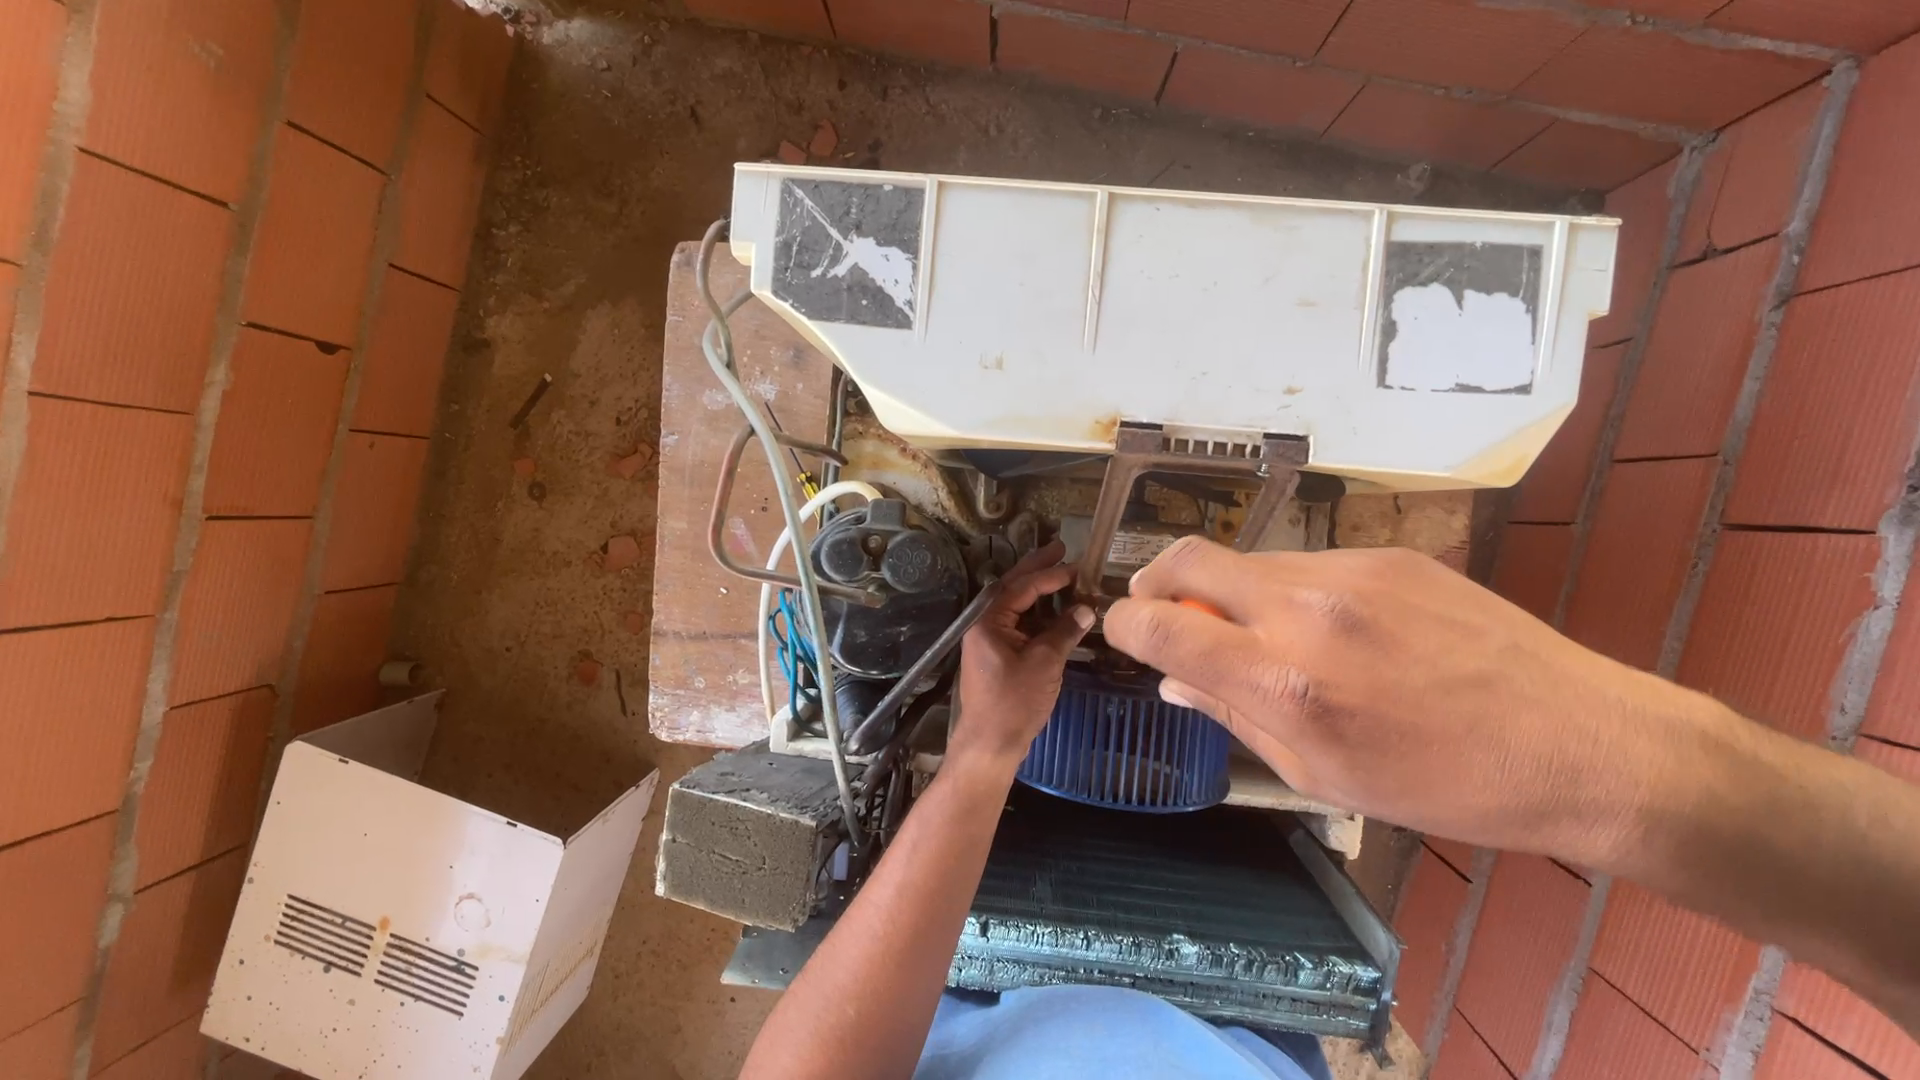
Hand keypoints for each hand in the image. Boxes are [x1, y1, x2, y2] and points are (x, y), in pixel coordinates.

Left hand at [948, 540, 1095, 775]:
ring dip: (1041, 593)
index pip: (1020, 587)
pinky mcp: (997, 656)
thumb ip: (1064, 632)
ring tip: (1066, 577)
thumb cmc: (1014, 703)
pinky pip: (1019, 625)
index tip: (1075, 565)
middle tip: (1061, 549)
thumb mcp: (1044, 664)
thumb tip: (1086, 609)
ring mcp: (989, 640)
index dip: (1049, 575)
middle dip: (1038, 569)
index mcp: (987, 621)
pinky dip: (1039, 616)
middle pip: (1012, 588)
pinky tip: (1059, 613)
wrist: (990, 745)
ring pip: (1017, 607)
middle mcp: (983, 624)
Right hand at [1102, 537, 1738, 871]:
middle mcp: (1303, 609)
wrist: (1585, 744)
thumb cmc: (1445, 787)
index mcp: (1281, 682)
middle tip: (1165, 612)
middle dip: (1156, 582)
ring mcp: (1349, 571)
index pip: (1158, 624)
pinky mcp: (1389, 553)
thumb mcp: (1322, 774)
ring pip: (1248, 560)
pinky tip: (1336, 632)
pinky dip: (1291, 592)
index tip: (1123, 633)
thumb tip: (1174, 681)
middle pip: (1186, 558)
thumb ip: (1234, 716)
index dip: (1123, 624)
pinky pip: (1308, 563)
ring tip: (1269, 638)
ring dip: (1231, 592)